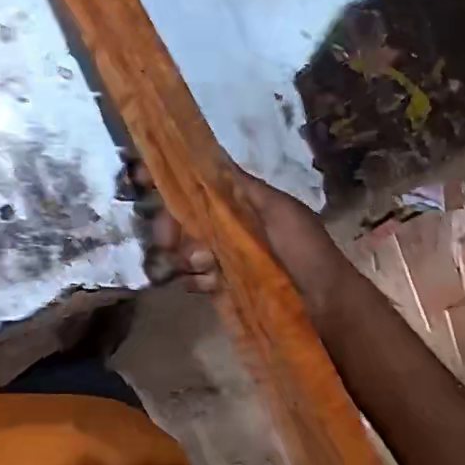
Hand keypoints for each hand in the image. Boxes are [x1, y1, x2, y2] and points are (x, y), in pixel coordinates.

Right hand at [139, 163, 350, 314]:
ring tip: (208, 265)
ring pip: (181, 251)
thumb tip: (208, 161)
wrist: (324, 303)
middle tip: (170, 237)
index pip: (197, 185)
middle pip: (179, 218)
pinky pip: (192, 279)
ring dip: (186, 257)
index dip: (168, 179)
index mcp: (239, 203)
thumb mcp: (279, 209)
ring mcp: (221, 257)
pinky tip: (212, 283)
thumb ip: (243, 188)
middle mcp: (225, 227)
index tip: (140, 175)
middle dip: (169, 226)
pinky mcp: (220, 286)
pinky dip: (196, 280)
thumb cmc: (305, 249)